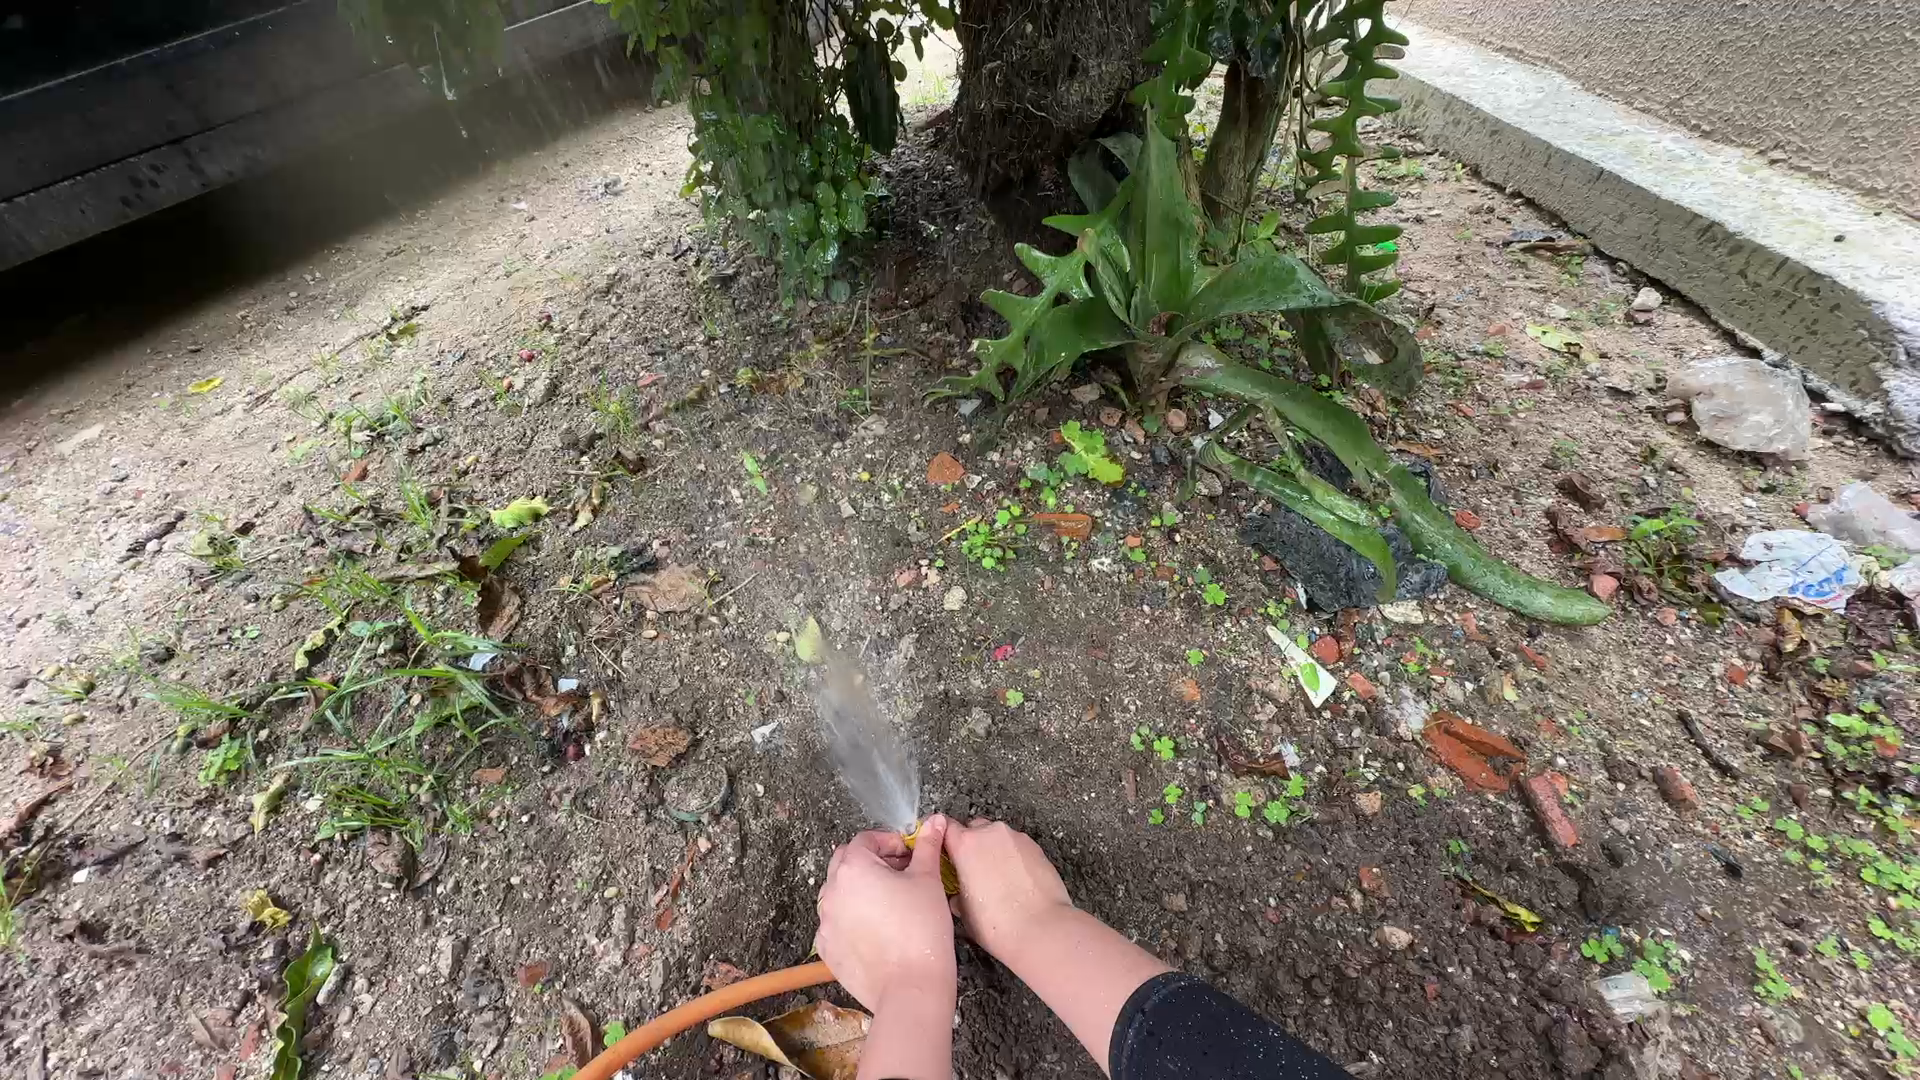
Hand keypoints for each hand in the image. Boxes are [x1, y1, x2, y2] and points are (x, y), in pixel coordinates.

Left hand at [815, 815, 955, 1010]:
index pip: (866, 838)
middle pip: (847, 860)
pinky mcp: (828, 949)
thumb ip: (928, 846)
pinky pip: (835, 921)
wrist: (911, 988)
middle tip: (900, 871)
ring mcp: (826, 922)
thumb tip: (935, 822)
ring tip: (889, 899)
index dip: (890, 841)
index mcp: (854, 867)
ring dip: (859, 887)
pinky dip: (851, 916)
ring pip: (839, 891)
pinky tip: (877, 926)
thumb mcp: (928, 878)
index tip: (908, 852)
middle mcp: (832, 891)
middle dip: (872, 860)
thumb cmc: (921, 931)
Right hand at [941, 819, 1073, 959]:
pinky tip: (1017, 882)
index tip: (947, 852)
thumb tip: (958, 897)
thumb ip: (957, 894)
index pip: (947, 827)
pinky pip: (1017, 846)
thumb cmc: (1000, 925)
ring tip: (1000, 880)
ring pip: (998, 837)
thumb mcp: (964, 913)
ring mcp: (1015, 837)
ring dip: (995, 851)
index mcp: (966, 845)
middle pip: (974, 828)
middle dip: (972, 845)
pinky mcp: (1035, 846)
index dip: (946, 839)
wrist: (1041, 929)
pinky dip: (1014, 858)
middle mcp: (990, 834)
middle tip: (974, 870)